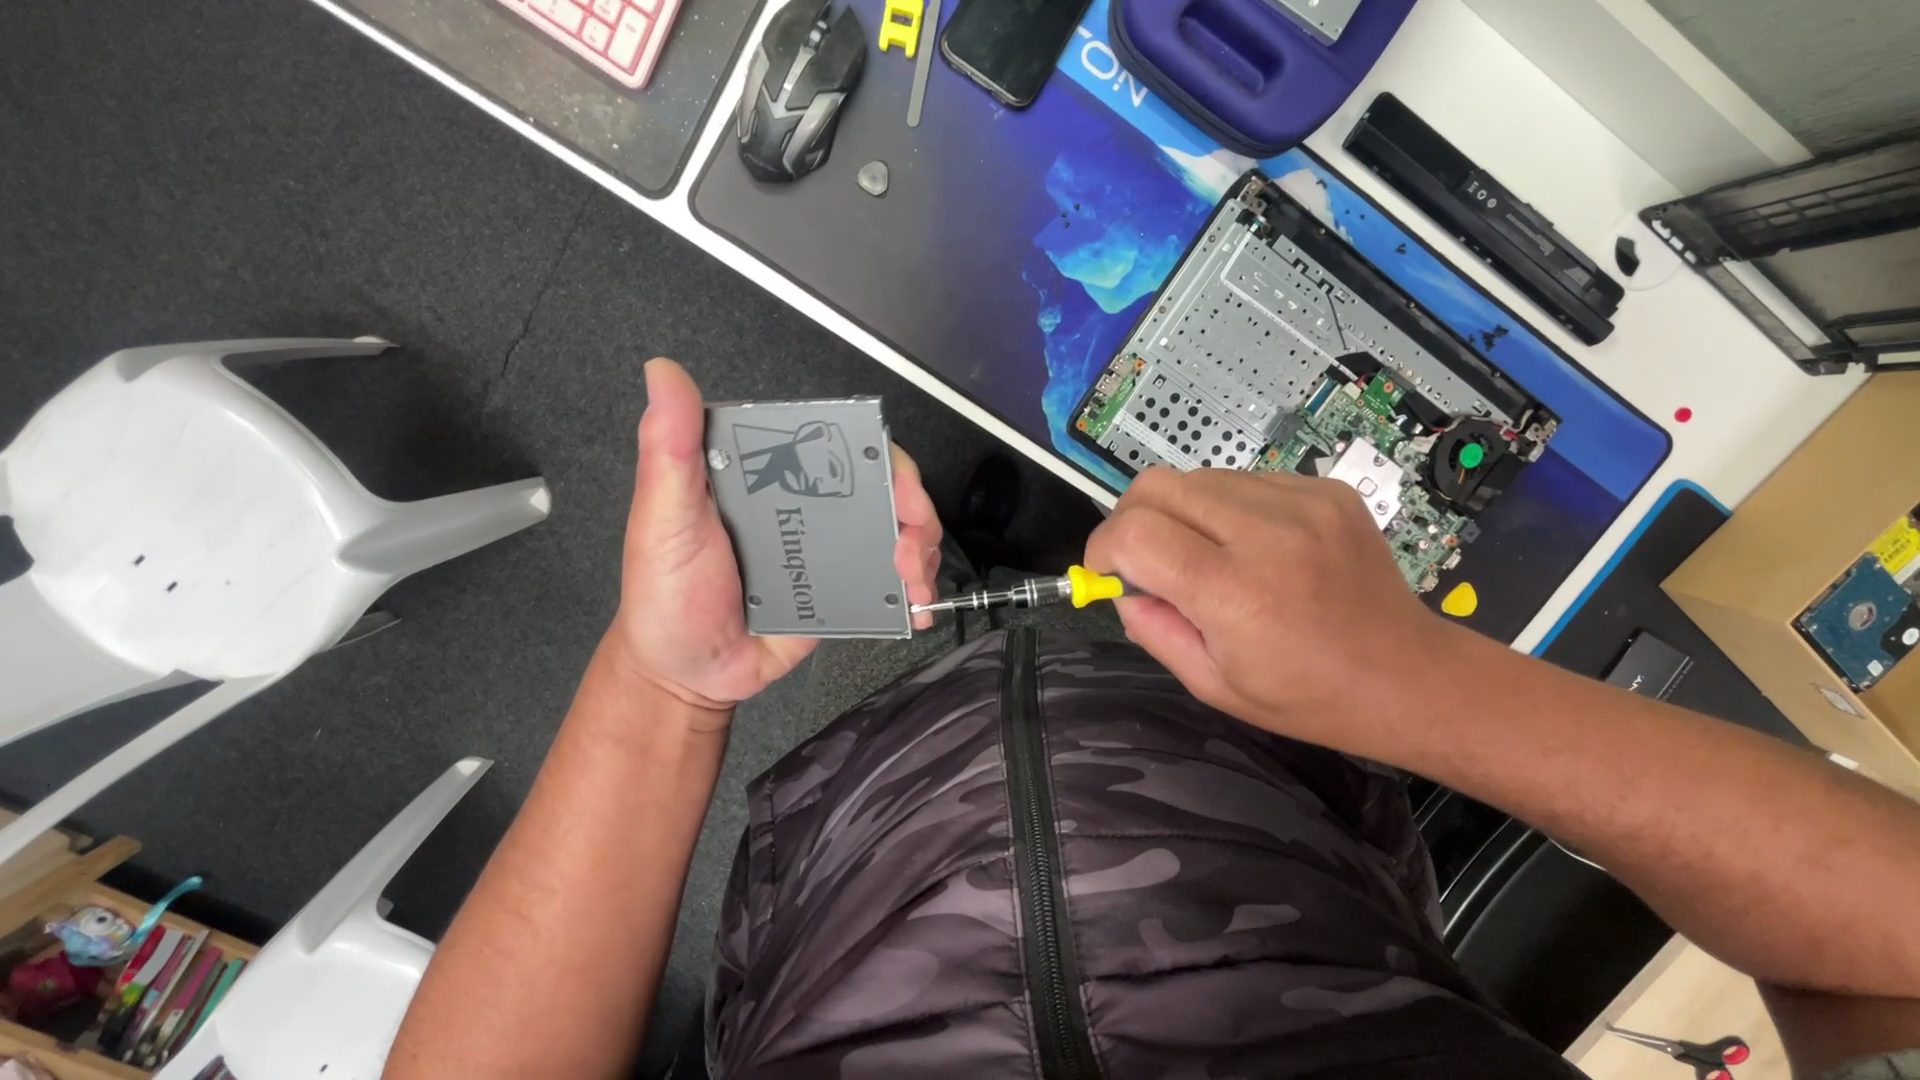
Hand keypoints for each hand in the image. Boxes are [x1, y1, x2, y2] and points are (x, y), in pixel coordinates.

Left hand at [610, 359, 942, 717]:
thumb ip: (669, 450)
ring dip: (922, 548)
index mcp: (770, 476)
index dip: (877, 453)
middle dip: (914, 508)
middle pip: (881, 485)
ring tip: (914, 580)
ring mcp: (828, 550)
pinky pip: (888, 581)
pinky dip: (915, 588)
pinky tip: (918, 605)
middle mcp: (806, 505)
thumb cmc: (665, 593)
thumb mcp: (663, 518)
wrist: (686, 675)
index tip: (896, 480)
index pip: (836, 443)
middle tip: (911, 542)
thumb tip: (663, 373)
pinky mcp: (841, 591)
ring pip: (895, 530)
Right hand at [1084, 466, 1451, 756]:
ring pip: (1198, 477)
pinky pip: (1245, 480)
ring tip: (1205, 555)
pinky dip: (1227, 508)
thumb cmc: (1305, 697)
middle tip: (1143, 559)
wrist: (1408, 676)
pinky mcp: (1326, 490)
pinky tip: (1252, 546)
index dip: (1102, 548)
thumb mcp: (1212, 684)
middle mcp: (1267, 533)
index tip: (1105, 573)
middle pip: (1156, 486)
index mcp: (1235, 592)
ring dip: (1180, 512)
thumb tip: (1121, 586)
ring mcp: (1303, 503)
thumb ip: (1152, 629)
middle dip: (1131, 519)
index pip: (1134, 533)